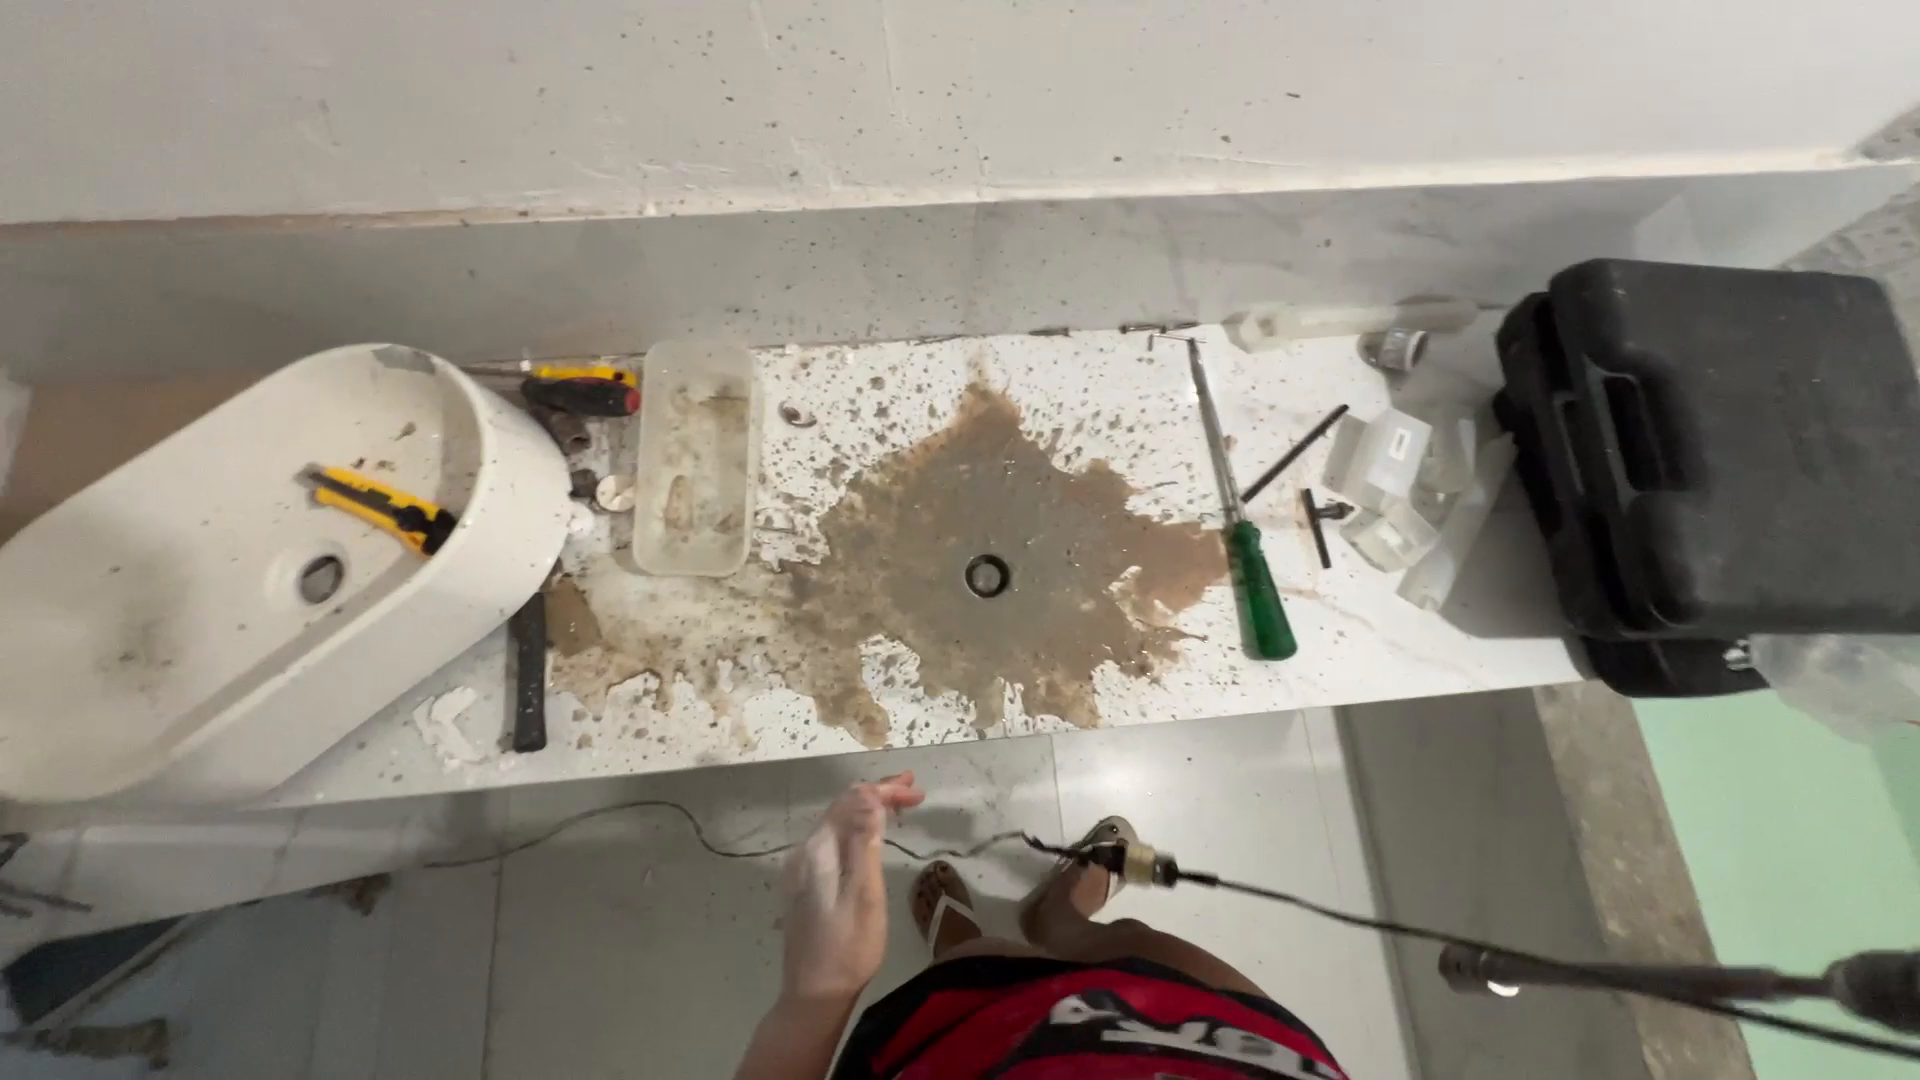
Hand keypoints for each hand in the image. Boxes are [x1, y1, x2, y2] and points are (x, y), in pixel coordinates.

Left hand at [778, 771, 924, 1002]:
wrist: (813, 996)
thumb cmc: (848, 947)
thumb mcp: (865, 893)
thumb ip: (864, 841)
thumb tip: (870, 794)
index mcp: (818, 849)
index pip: (852, 800)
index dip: (884, 790)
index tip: (916, 790)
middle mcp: (806, 851)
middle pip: (843, 807)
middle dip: (878, 793)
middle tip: (914, 790)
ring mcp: (803, 867)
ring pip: (839, 822)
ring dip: (869, 809)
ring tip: (900, 804)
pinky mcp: (807, 882)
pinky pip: (835, 839)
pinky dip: (858, 827)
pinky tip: (873, 834)